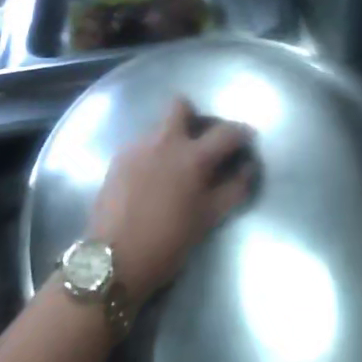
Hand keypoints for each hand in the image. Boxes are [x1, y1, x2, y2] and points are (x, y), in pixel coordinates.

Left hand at [86, 97, 256, 298]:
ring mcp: (137, 146)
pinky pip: (141, 143)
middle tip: (200, 142)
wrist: (114, 256)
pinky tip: (151, 179)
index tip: (246, 139)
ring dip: (171, 138)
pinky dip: (152, 153)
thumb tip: (248, 168)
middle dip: (193, 116)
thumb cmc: (167, 243)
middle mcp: (164, 141)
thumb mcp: (208, 219)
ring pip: (159, 126)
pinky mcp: (118, 156)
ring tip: (174, 168)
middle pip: (180, 105)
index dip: (241, 132)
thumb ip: (233, 190)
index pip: (225, 131)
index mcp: (192, 157)